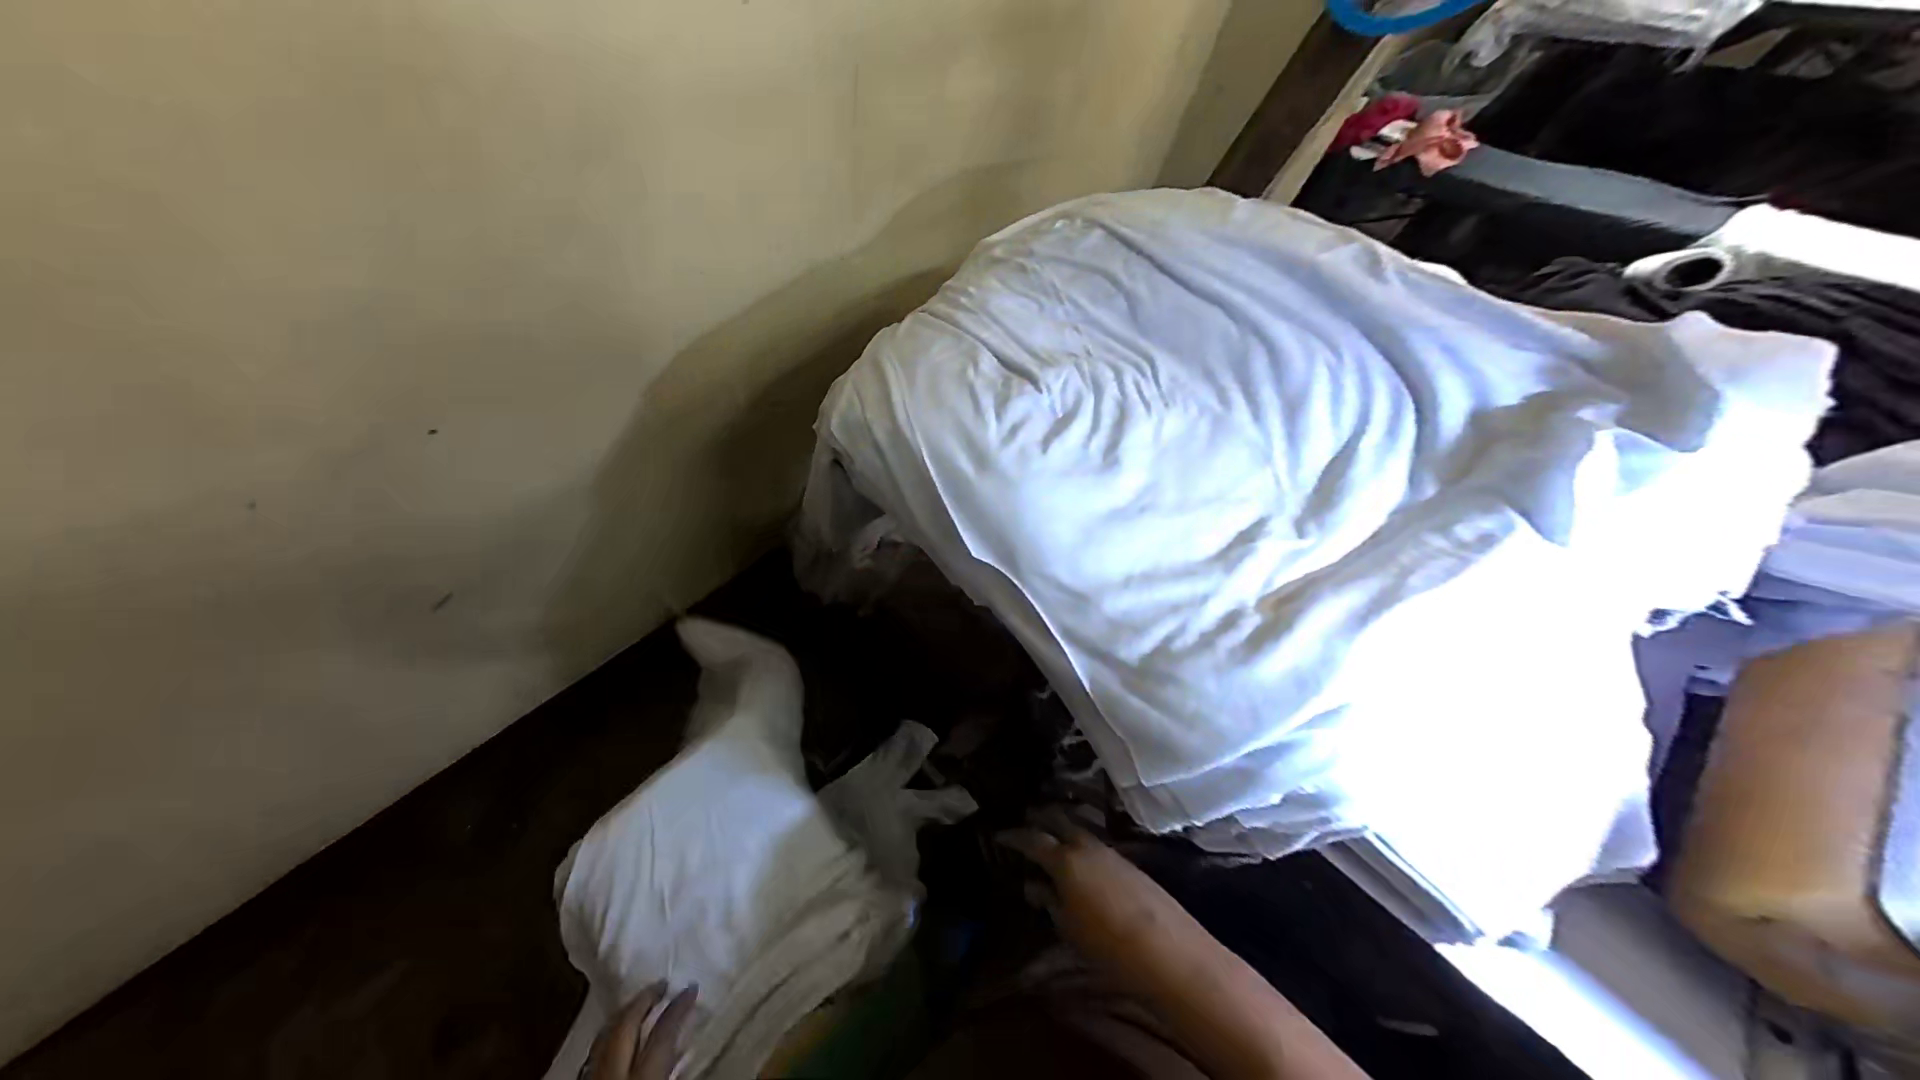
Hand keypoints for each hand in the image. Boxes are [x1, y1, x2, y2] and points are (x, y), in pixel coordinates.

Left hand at [586, 982, 697, 1079]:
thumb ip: (673, 1070)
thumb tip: (686, 1046)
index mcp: (641, 1077)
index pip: (662, 1032)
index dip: (678, 1006)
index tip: (691, 987)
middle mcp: (611, 1072)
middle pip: (625, 1024)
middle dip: (644, 999)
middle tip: (662, 983)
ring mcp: (591, 1078)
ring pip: (604, 1036)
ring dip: (623, 1015)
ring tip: (640, 1003)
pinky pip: (594, 1054)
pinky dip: (608, 1038)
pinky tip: (617, 1038)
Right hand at [998, 808, 1177, 965]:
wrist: (1169, 950)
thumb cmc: (1107, 943)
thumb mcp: (1068, 927)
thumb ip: (1048, 900)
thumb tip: (1034, 885)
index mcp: (1065, 860)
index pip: (1032, 839)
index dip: (1013, 836)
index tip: (999, 834)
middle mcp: (1086, 845)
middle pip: (1059, 819)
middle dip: (1040, 817)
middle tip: (1026, 821)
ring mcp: (1110, 851)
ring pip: (1080, 828)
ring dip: (1063, 829)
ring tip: (1051, 838)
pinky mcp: (1128, 862)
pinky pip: (1095, 843)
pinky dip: (1080, 843)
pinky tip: (1080, 860)